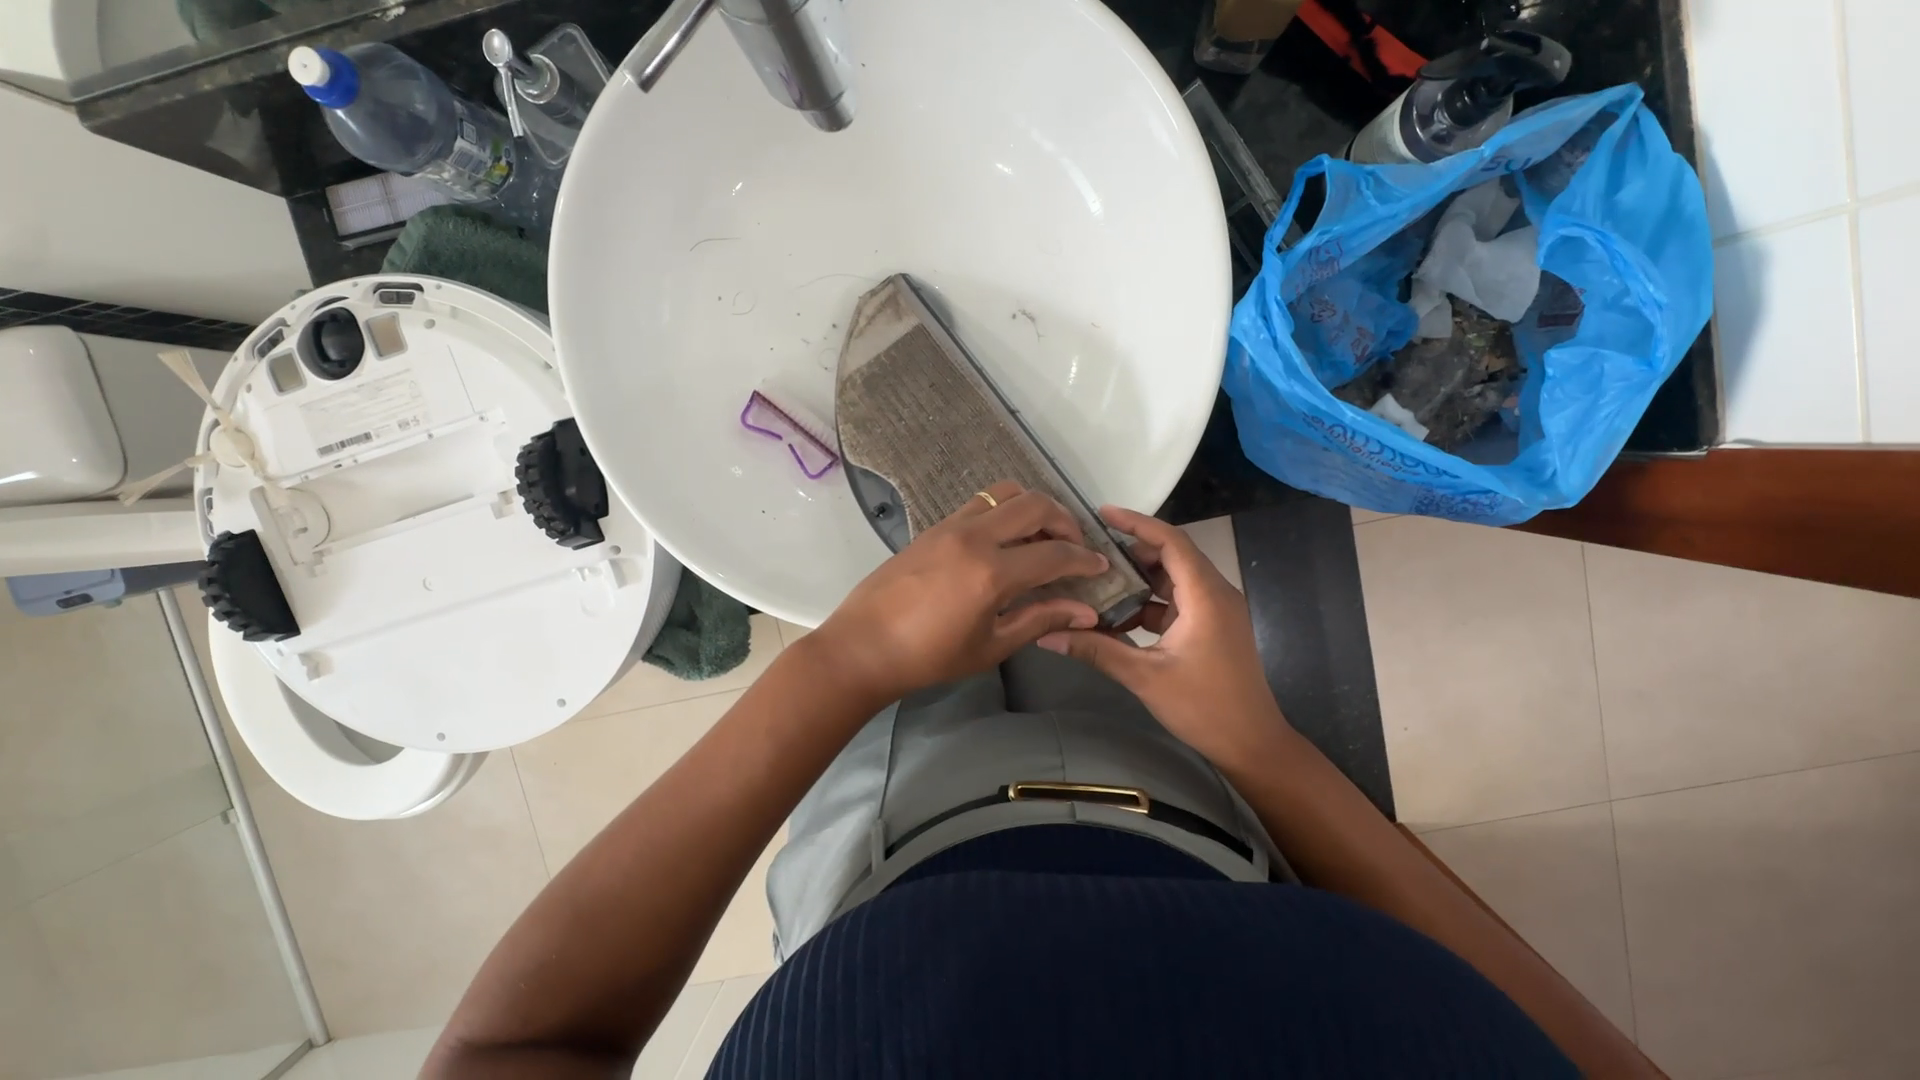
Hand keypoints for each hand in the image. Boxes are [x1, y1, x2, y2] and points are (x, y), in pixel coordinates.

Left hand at [805, 481, 1109, 705]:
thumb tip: (1086, 612)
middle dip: (1066, 521)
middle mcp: (975, 537)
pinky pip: (980, 503)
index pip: (1055, 554)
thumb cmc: (929, 658)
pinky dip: (1004, 510)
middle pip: (1036, 505)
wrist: (863, 646)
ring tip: (1042, 536)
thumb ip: (1040, 620)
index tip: (1101, 567)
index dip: (1085, 560)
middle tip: (1075, 546)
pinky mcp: (934, 527)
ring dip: (1033, 507)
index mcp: (992, 573)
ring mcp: (951, 526)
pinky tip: (1006, 540)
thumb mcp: (991, 646)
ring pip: (1005, 493)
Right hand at [1037, 506, 1288, 767]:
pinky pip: (1178, 602)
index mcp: (1205, 595)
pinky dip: (1149, 604)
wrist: (1252, 744)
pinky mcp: (1213, 629)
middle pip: (1171, 556)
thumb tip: (1047, 636)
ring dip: (1138, 580)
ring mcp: (1217, 612)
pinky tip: (1117, 618)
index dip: (1136, 523)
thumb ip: (1096, 650)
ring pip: (1173, 580)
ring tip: (1096, 581)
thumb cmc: (1204, 707)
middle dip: (1131, 551)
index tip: (1101, 513)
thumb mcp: (1145, 677)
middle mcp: (1215, 594)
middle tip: (1089, 552)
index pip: (1170, 541)